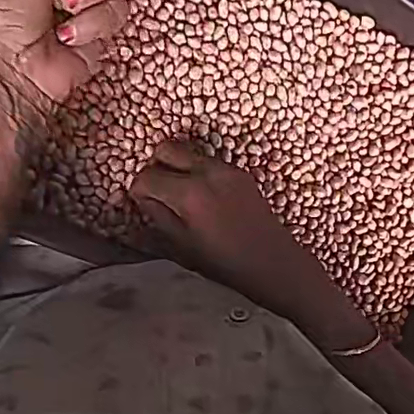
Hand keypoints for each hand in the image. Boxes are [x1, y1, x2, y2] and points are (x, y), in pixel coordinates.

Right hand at [130, 142, 369, 346]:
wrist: (274, 263)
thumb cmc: (227, 264)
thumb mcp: (183, 246)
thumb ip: (159, 216)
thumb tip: (144, 197)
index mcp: (188, 194)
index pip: (147, 176)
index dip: (139, 190)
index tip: (141, 202)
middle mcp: (207, 173)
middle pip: (167, 149)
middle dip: (156, 167)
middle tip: (157, 192)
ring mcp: (227, 170)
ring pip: (189, 152)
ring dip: (178, 168)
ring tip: (181, 198)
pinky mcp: (241, 174)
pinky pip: (209, 162)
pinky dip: (198, 173)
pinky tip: (204, 200)